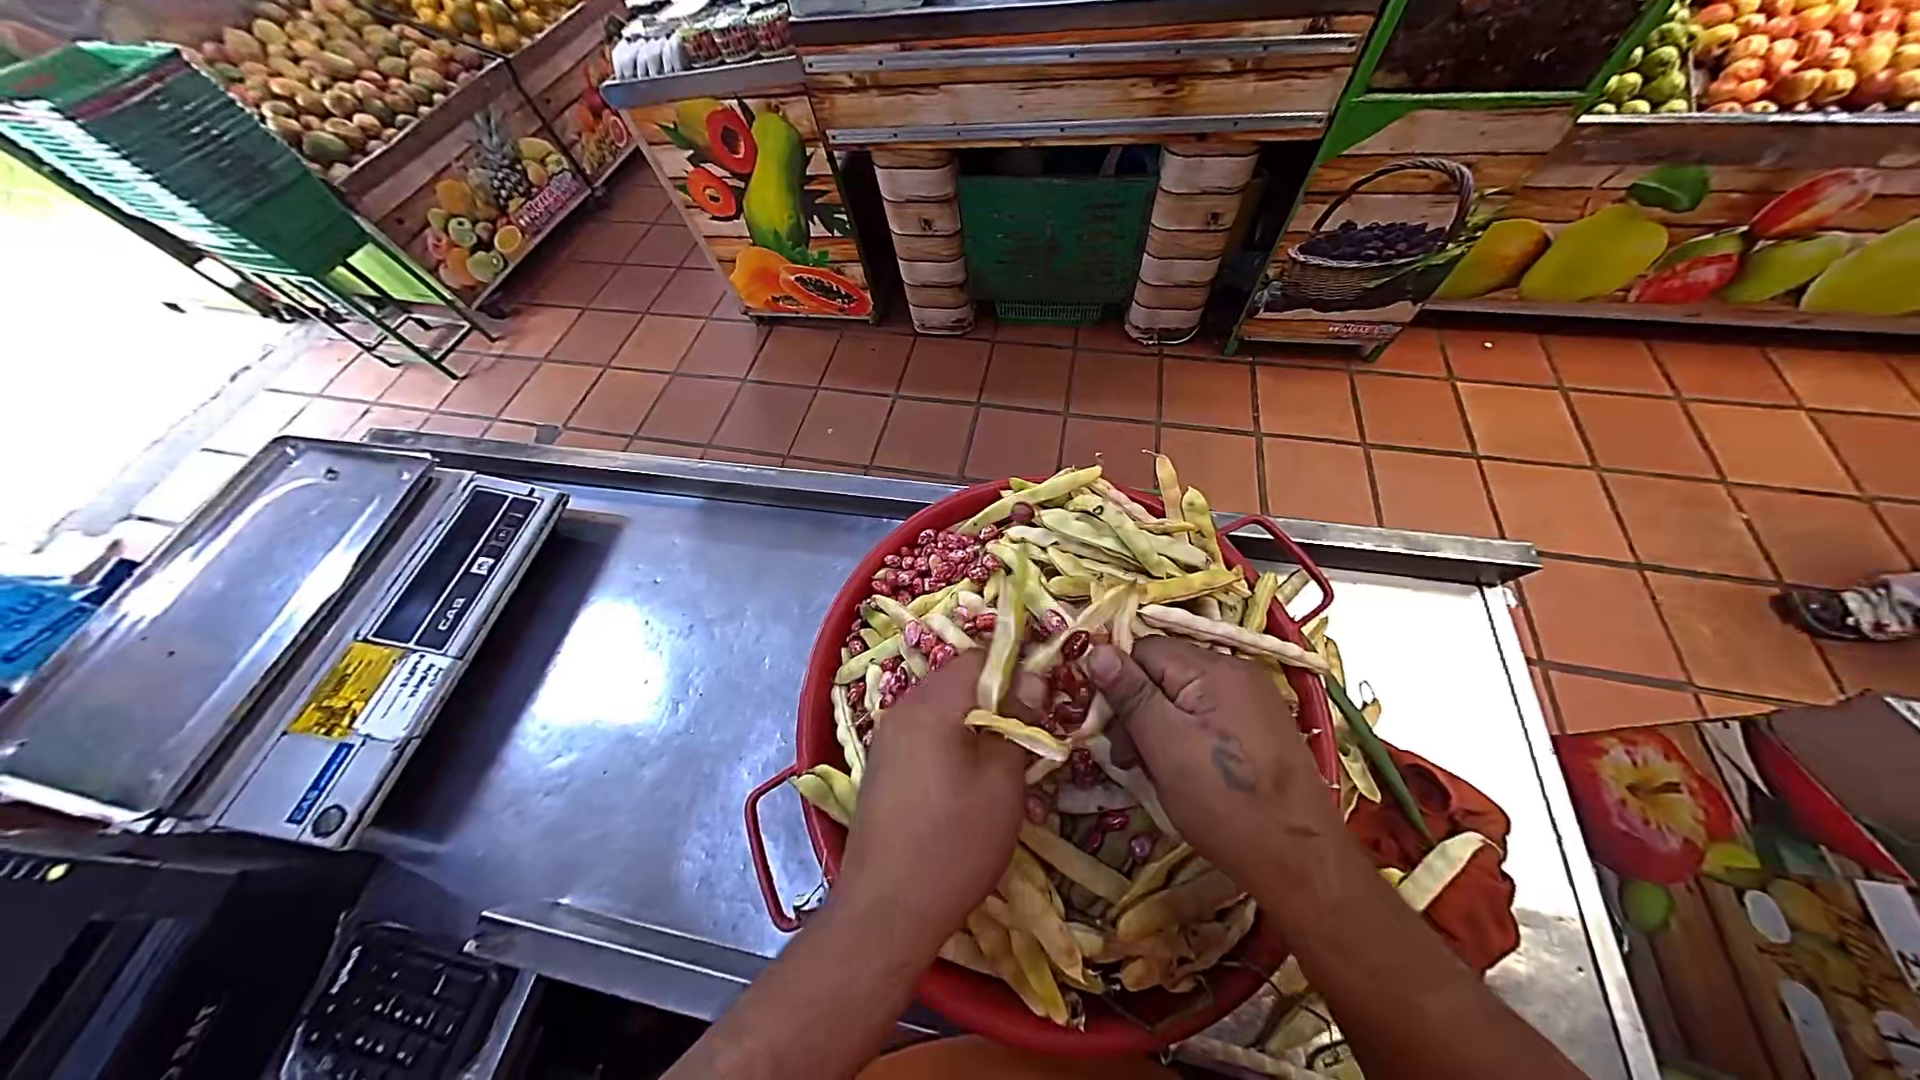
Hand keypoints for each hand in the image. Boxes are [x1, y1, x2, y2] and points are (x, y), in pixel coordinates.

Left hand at [835, 651, 1029, 949]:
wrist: (886, 911)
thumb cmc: (955, 842)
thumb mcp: (1002, 780)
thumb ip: (1018, 721)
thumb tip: (1032, 679)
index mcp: (930, 704)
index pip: (978, 657)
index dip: (1016, 666)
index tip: (1045, 692)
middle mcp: (902, 710)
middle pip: (958, 680)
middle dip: (999, 696)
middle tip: (1033, 729)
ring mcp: (888, 739)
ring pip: (943, 709)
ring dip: (978, 722)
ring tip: (1008, 759)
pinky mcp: (885, 766)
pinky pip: (926, 735)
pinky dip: (954, 742)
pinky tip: (974, 779)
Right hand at [1085, 638, 1343, 887]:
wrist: (1301, 862)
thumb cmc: (1225, 801)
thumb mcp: (1165, 744)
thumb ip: (1130, 694)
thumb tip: (1094, 649)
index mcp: (1213, 667)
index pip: (1144, 649)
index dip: (1117, 682)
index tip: (1106, 726)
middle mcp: (1235, 672)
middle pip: (1162, 672)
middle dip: (1135, 709)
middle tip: (1126, 757)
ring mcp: (1250, 700)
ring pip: (1180, 697)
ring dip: (1155, 727)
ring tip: (1150, 770)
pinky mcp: (1257, 728)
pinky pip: (1204, 716)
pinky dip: (1182, 738)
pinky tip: (1179, 772)